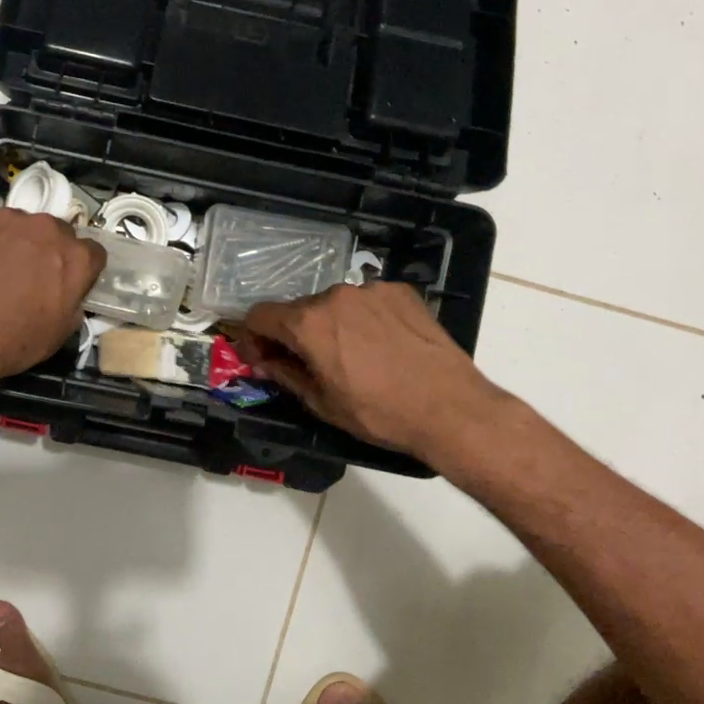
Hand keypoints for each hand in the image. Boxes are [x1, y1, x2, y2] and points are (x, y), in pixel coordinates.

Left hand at [0, 208, 105, 384]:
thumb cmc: (11, 341)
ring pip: (18, 226)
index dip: (81, 270)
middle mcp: (46, 229)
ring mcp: (7, 219)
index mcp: (75, 258)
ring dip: (12, 243)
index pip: (92, 253)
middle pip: (55, 233)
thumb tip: (66, 300)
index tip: (67, 284)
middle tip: (26, 278)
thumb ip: (70, 308)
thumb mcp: (56, 336)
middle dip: (46, 252)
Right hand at [239, 283, 508, 458]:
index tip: (261, 357)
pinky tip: (380, 345)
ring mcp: (371, 291)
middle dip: (293, 334)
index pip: (259, 315)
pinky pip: (367, 302)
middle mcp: (335, 296)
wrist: (450, 407)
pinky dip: (363, 318)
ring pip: (334, 304)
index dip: (253, 337)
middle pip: (297, 309)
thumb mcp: (321, 403)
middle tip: (306, 362)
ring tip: (351, 355)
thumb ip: (285, 375)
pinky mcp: (401, 292)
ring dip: (330, 325)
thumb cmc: (379, 412)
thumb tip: (263, 363)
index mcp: (308, 323)